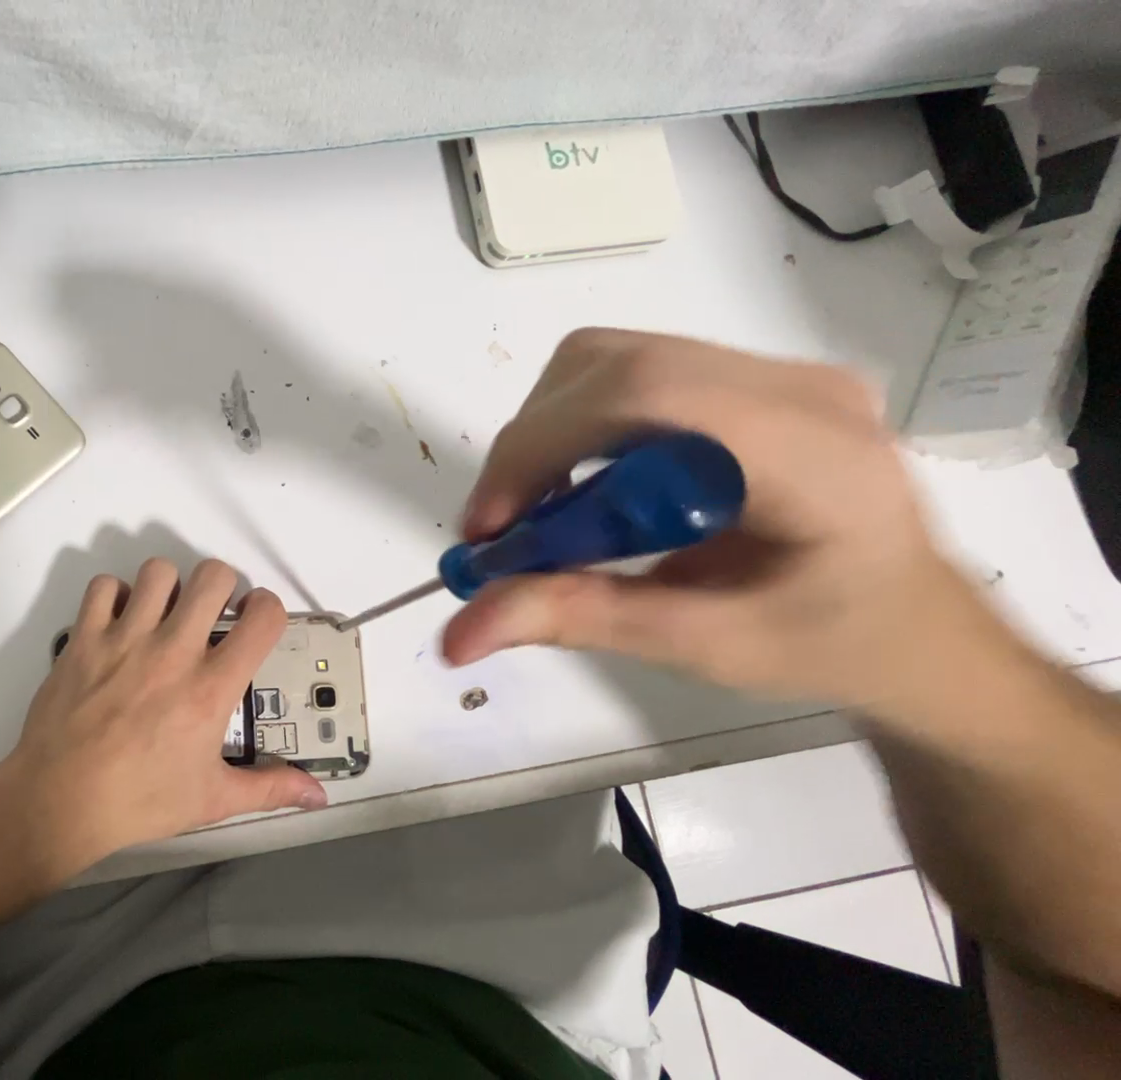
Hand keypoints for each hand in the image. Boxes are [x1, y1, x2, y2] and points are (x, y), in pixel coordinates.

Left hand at [0, 559, 326, 877]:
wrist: (60, 799)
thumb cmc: (138, 800)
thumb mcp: (212, 799)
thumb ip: (269, 789)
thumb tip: (315, 794)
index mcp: (211, 688)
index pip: (262, 619)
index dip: (268, 608)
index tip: (257, 618)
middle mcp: (172, 652)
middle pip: (213, 577)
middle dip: (222, 585)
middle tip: (212, 611)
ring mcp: (125, 639)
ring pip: (159, 571)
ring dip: (169, 586)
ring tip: (164, 612)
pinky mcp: (85, 638)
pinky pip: (104, 586)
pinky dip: (114, 594)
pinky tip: (119, 619)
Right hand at [443, 328, 1006, 707]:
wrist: (919, 628)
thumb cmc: (832, 646)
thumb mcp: (705, 647)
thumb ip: (581, 621)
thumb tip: (458, 633)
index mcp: (809, 451)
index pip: (644, 395)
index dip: (541, 447)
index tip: (489, 530)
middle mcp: (793, 387)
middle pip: (613, 365)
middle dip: (531, 445)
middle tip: (504, 530)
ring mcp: (774, 374)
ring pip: (608, 360)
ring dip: (548, 435)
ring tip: (543, 514)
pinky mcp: (748, 381)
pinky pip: (628, 375)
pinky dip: (575, 430)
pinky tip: (587, 493)